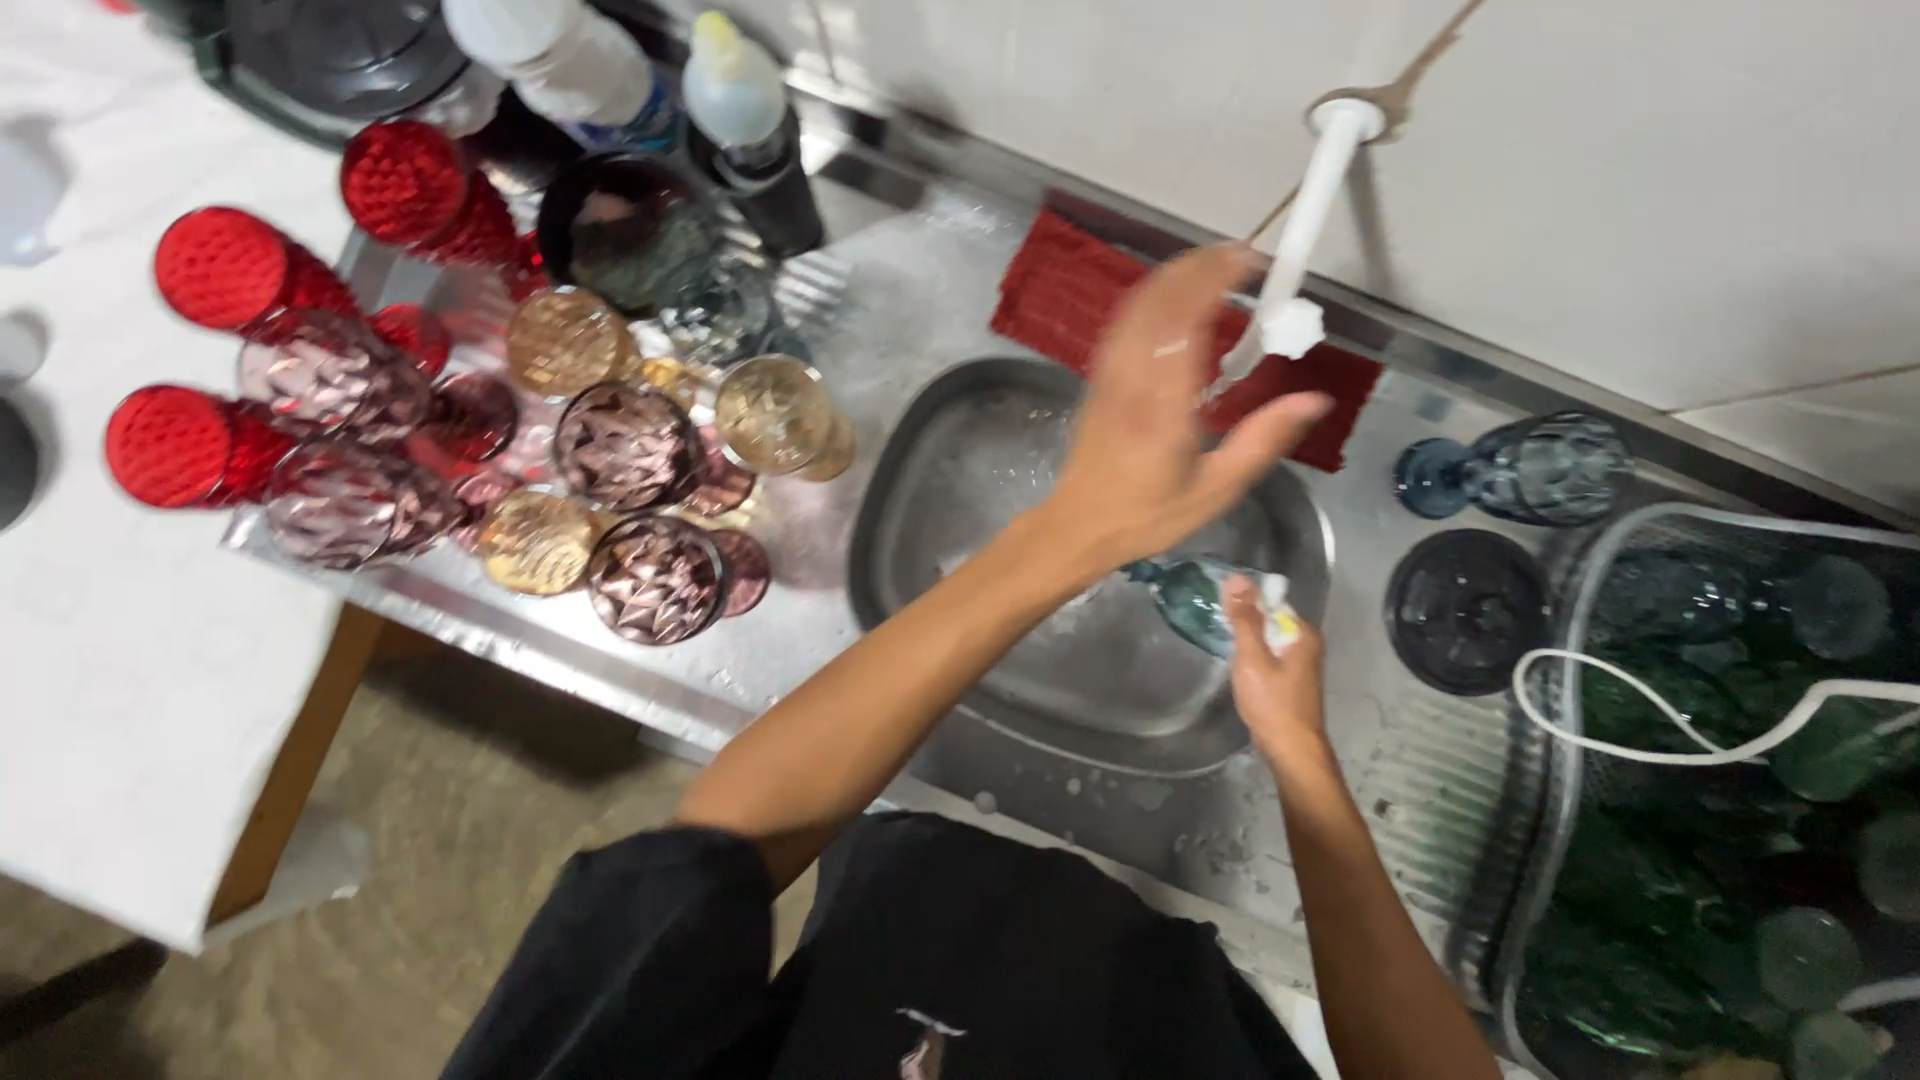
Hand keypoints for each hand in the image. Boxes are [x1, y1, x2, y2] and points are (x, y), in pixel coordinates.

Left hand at [1031, 244, 1333, 578]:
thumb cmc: (1147, 515)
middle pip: (1160, 302)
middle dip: (1198, 267)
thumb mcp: (1215, 490)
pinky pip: (1122, 324)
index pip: (1187, 321)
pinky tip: (1171, 296)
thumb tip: (1313, 400)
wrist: (1079, 526)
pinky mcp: (1097, 380)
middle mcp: (1131, 380)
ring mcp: (1107, 377)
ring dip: (1173, 276)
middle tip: (1240, 255)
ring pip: (1135, 307)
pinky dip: (1149, 298)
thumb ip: (1262, 442)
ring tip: (1211, 265)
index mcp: (1163, 406)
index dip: (1216, 280)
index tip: (1249, 262)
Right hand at [1224, 575, 1327, 761]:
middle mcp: (1307, 643)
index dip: (1245, 603)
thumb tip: (1236, 579)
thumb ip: (1245, 619)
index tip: (1222, 611)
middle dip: (1245, 623)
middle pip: (1269, 619)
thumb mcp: (1252, 658)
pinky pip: (1269, 655)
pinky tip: (1240, 668)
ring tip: (1227, 650)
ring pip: (1268, 639)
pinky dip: (1254, 657)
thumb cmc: (1272, 703)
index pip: (1270, 602)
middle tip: (1220, 632)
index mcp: (1303, 633)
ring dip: (1247, 641)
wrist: (1291, 749)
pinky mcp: (1292, 678)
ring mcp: (1301, 662)